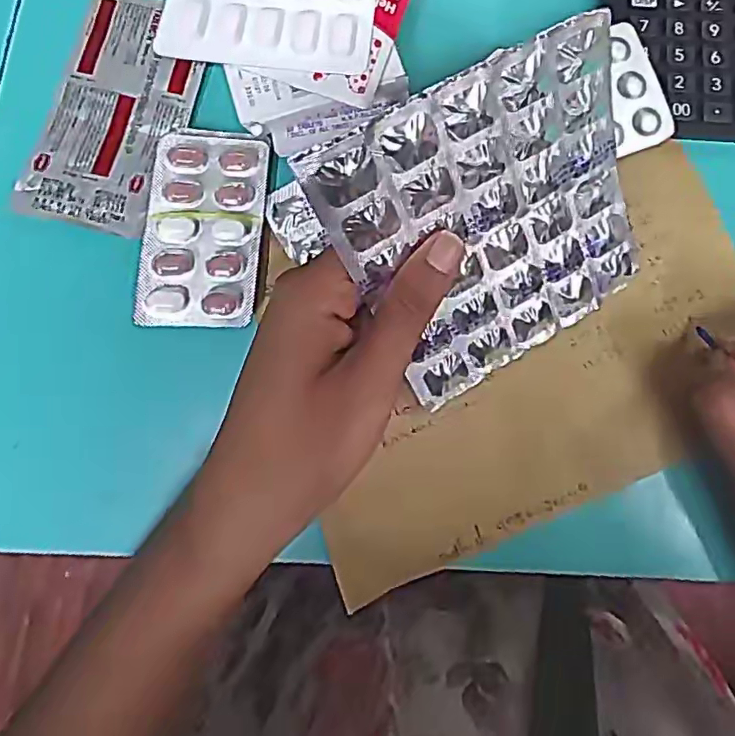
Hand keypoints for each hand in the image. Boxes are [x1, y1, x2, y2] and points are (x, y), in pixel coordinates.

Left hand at [190, 231, 465, 555]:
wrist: (247, 508)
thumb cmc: (308, 447)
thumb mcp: (371, 377)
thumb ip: (408, 307)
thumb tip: (446, 240)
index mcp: (312, 288)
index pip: (376, 236)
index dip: (425, 233)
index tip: (478, 227)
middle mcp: (303, 292)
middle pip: (373, 263)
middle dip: (422, 270)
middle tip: (487, 266)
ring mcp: (303, 319)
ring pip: (369, 294)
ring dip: (408, 303)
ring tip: (472, 295)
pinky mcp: (308, 345)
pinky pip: (356, 320)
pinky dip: (388, 328)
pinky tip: (426, 337)